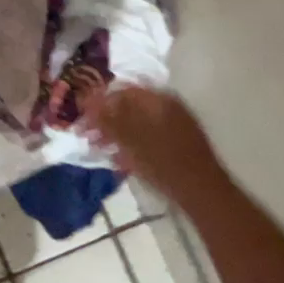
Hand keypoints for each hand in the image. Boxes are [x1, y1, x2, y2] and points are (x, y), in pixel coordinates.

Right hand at [95, 86, 227, 209]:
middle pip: (129, 106)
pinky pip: (148, 136)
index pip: (122, 91)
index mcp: (158, 100)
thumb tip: (87, 100)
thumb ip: (108, 120)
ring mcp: (176, 124)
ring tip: (100, 150)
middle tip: (87, 136)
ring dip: (117, 134)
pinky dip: (132, 144)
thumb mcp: (130, 141)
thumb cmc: (164, 164)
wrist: (201, 191)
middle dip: (106, 120)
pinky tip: (120, 161)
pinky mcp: (178, 142)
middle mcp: (168, 106)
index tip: (82, 117)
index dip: (99, 102)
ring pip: (138, 122)